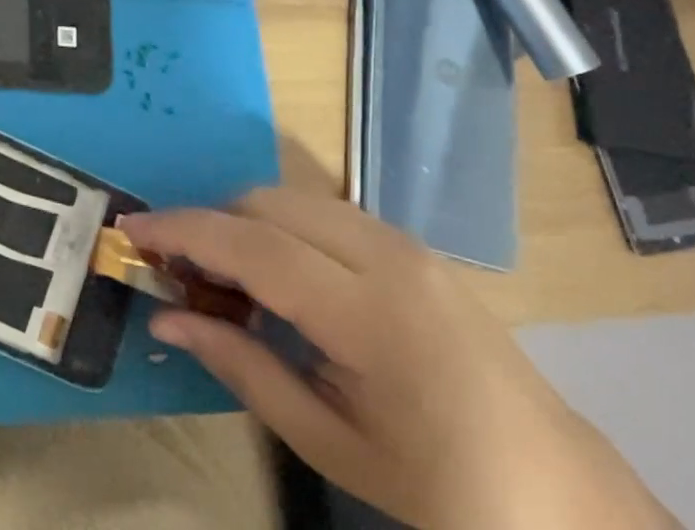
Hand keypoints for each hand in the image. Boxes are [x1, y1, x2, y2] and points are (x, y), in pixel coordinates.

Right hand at [121, 188, 676, 529]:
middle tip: (171, 267)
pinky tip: (272, 278)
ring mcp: (411, 250)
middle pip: (269, 203)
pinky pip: (328, 216)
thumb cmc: (439, 483)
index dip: (182, 231)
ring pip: (297, 199)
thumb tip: (166, 317)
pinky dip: (281, 228)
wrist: (563, 494)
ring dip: (243, 221)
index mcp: (371, 315)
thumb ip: (241, 366)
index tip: (130, 231)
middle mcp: (391, 260)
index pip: (252, 246)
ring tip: (216, 276)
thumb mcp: (327, 440)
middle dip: (209, 222)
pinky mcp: (419, 254)